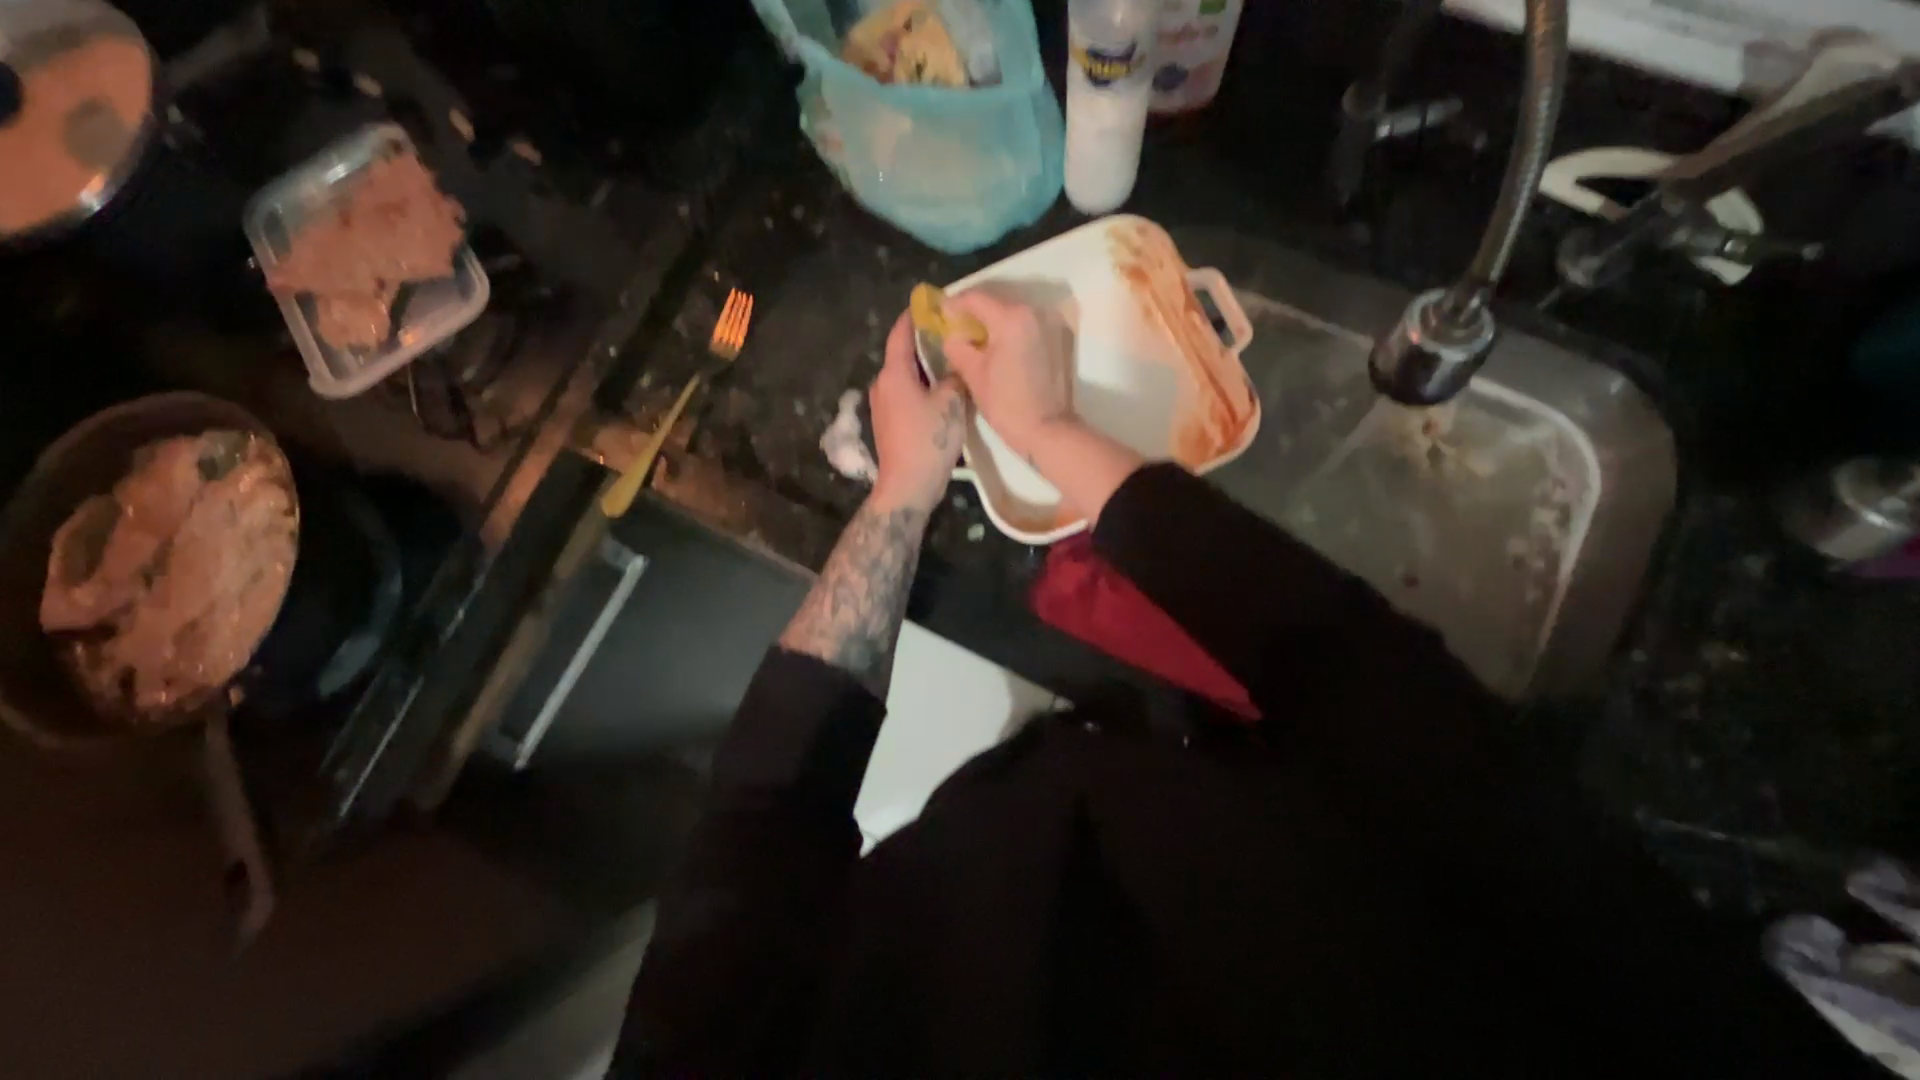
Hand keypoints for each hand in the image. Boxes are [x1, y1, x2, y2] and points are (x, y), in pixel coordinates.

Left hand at [869, 311, 967, 513]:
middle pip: (903, 355)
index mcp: (893, 374)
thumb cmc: (928, 440)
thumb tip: (957, 365)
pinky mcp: (888, 423)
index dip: (914, 316)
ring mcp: (883, 406)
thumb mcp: (952, 403)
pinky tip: (942, 391)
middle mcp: (882, 385)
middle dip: (924, 343)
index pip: (900, 334)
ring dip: (925, 368)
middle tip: (952, 334)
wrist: (908, 485)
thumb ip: (955, 377)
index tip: (929, 304)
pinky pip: (906, 394)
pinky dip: (921, 387)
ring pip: (905, 377)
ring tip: (951, 361)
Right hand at [943, 290, 1074, 461]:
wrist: (1047, 429)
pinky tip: (999, 349)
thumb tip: (951, 334)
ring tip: (976, 340)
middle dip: (974, 313)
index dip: (953, 304)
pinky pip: (1027, 326)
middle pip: (996, 303)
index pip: (975, 298)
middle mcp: (1033, 312)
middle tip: (955, 328)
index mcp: (1010, 318)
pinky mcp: (1058, 339)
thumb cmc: (1006, 404)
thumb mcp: (973, 374)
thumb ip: (957, 346)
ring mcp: (1049, 324)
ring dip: (993, 322)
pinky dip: (1011, 332)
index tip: (940, 315)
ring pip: (1012, 314)